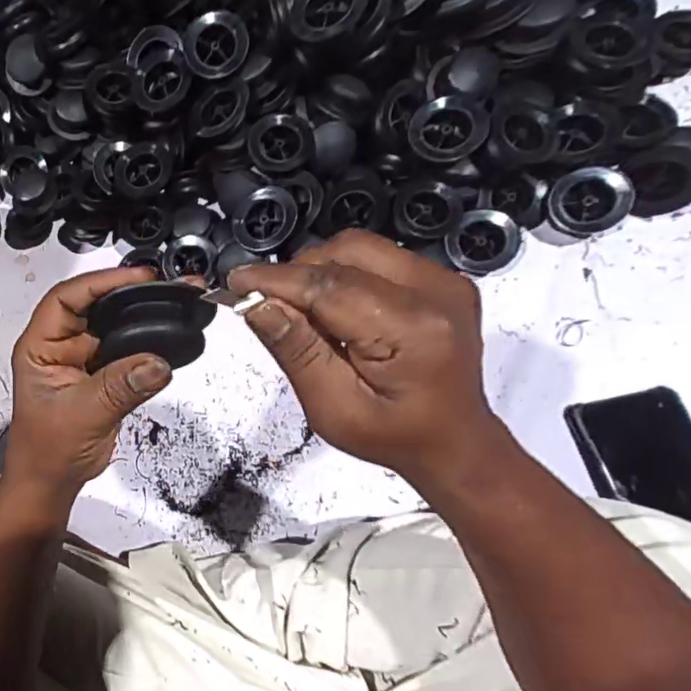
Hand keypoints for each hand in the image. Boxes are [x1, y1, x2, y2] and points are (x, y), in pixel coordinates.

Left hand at [3, 265, 173, 506]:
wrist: (53, 482)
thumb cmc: (45, 452)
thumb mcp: (81, 415)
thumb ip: (119, 388)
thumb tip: (155, 363)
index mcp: (39, 347)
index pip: (66, 298)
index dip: (100, 282)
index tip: (134, 278)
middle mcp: (61, 348)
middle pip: (95, 307)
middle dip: (128, 296)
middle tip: (162, 287)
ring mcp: (84, 362)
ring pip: (114, 330)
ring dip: (141, 321)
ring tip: (170, 306)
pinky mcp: (104, 378)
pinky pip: (128, 354)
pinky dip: (148, 348)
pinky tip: (167, 341)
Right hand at [230, 230, 504, 478]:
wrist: (451, 441)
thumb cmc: (397, 436)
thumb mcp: (334, 408)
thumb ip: (298, 352)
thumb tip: (259, 307)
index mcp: (413, 331)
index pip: (330, 285)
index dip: (277, 280)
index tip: (238, 282)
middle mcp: (436, 294)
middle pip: (345, 254)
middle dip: (298, 275)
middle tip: (268, 308)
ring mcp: (442, 282)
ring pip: (359, 250)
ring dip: (319, 275)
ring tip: (306, 318)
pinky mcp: (439, 281)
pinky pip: (377, 260)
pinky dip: (343, 278)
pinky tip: (336, 316)